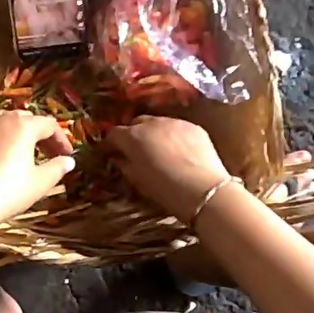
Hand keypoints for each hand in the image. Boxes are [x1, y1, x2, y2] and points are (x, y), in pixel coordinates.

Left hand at [0, 111, 74, 237]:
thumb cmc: (7, 191)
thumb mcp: (39, 183)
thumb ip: (57, 168)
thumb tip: (69, 161)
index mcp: (23, 125)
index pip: (49, 124)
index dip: (61, 139)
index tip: (67, 155)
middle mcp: (1, 119)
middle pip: (26, 119)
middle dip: (40, 134)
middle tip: (49, 153)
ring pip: (5, 124)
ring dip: (19, 136)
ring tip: (26, 155)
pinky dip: (1, 142)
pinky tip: (2, 161)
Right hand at [107, 116, 233, 220]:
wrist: (204, 190)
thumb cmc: (165, 190)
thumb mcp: (138, 181)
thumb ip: (125, 165)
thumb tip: (118, 159)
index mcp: (133, 137)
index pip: (114, 134)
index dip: (110, 144)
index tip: (109, 154)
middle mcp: (153, 123)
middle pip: (137, 123)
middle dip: (133, 134)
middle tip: (135, 151)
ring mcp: (175, 122)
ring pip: (159, 123)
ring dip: (154, 134)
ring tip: (159, 150)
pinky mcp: (194, 127)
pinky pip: (178, 128)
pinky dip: (173, 136)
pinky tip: (179, 152)